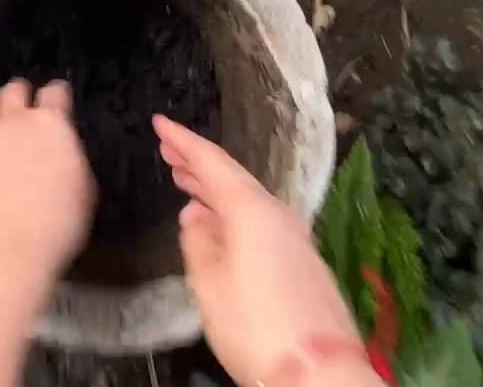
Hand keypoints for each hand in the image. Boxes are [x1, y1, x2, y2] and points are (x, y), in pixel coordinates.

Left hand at [0, 79, 95, 283]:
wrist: (10, 246)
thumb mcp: (84, 187)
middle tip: (26, 102)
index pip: (55, 91)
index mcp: (51, 124)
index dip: (59, 92)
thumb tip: (65, 149)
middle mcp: (17, 121)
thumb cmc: (58, 222)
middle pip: (15, 89)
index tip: (60, 97)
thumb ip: (72, 156)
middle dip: (22, 92)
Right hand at [156, 115, 374, 386]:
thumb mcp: (210, 283)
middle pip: (231, 176)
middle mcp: (276, 215)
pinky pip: (259, 220)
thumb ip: (197, 241)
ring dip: (214, 187)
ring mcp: (294, 239)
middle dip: (196, 161)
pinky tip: (218, 224)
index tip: (158, 122)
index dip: (182, 140)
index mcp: (251, 209)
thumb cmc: (256, 326)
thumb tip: (195, 215)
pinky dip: (232, 210)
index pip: (211, 161)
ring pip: (246, 199)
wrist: (323, 379)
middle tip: (166, 149)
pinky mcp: (302, 264)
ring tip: (185, 179)